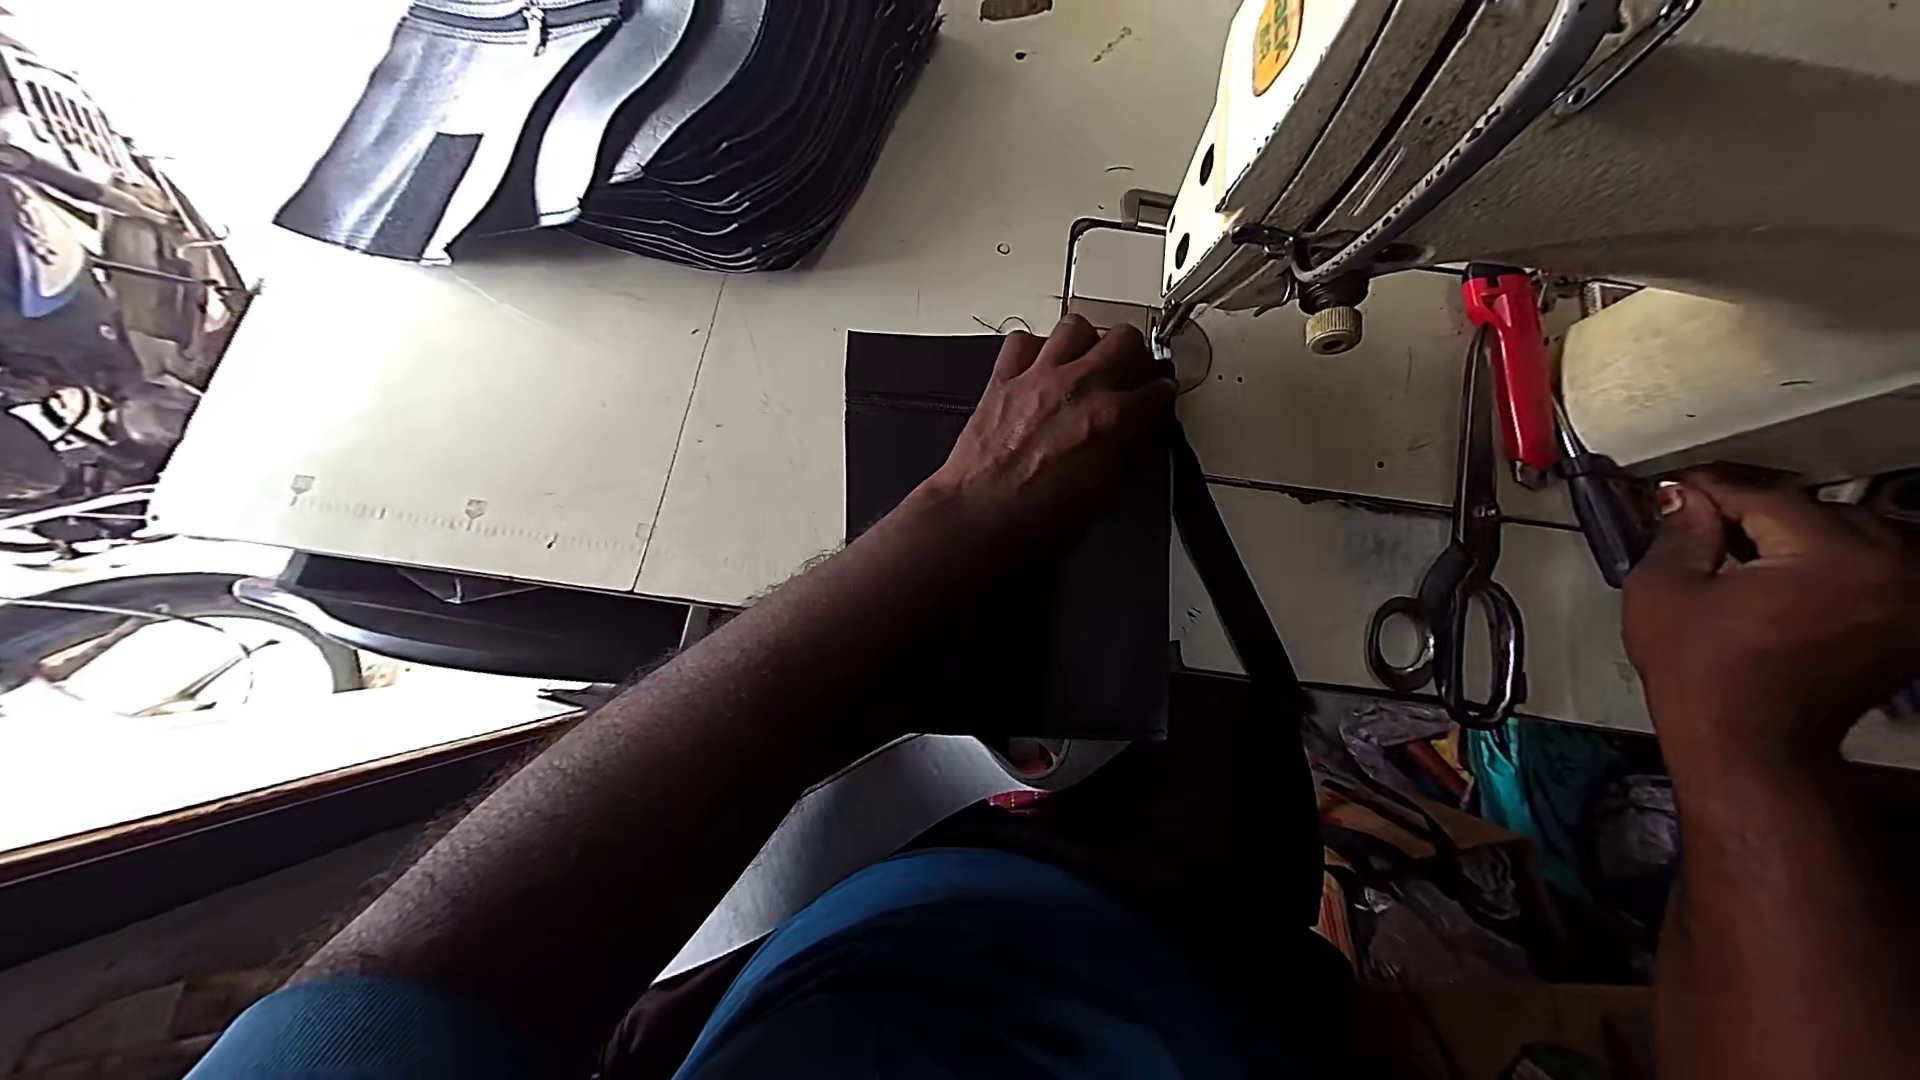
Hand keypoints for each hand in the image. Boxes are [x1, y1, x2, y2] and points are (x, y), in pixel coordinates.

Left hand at [919, 315, 1175, 548]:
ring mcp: (1038, 378)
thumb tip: (1144, 436)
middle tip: (1128, 375)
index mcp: (1111, 420)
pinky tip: (1040, 366)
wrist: (978, 520)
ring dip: (1088, 343)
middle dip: (1133, 357)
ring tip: (1086, 362)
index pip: (1158, 389)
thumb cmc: (1033, 520)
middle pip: (1125, 340)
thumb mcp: (1103, 496)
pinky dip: (1036, 349)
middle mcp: (1078, 388)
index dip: (1162, 395)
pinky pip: (1023, 341)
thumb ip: (1131, 454)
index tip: (1157, 398)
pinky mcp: (1002, 380)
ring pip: (1076, 327)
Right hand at [1623, 470, 1919, 774]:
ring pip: (1855, 535)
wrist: (1744, 734)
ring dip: (1794, 532)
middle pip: (1819, 512)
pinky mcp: (1907, 625)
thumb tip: (1685, 502)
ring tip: (1737, 541)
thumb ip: (1679, 534)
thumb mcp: (1662, 588)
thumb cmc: (1702, 672)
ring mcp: (1910, 602)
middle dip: (1754, 509)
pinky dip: (1826, 558)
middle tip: (1699, 512)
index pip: (1768, 498)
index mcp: (1834, 560)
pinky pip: (1875, 568)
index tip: (1682, 485)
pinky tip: (1776, 569)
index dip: (1713, 487)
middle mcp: (1894, 574)